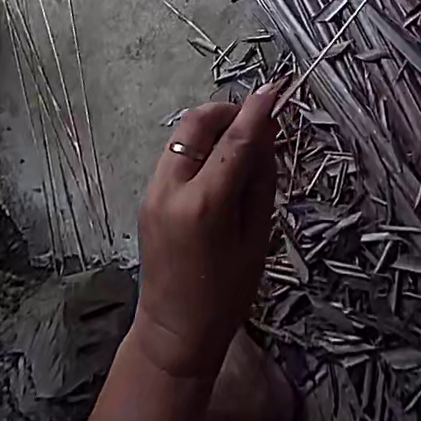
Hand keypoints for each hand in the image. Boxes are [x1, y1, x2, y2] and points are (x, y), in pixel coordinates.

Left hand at [130, 81, 279, 379]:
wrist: (174, 332)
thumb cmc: (227, 293)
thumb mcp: (257, 235)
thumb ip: (260, 178)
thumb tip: (267, 133)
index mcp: (204, 204)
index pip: (234, 140)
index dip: (256, 110)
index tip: (273, 88)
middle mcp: (171, 188)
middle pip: (196, 123)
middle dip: (227, 111)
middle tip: (255, 122)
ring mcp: (152, 191)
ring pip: (183, 135)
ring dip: (213, 127)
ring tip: (240, 144)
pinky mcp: (146, 196)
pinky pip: (176, 154)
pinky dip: (200, 147)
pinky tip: (219, 164)